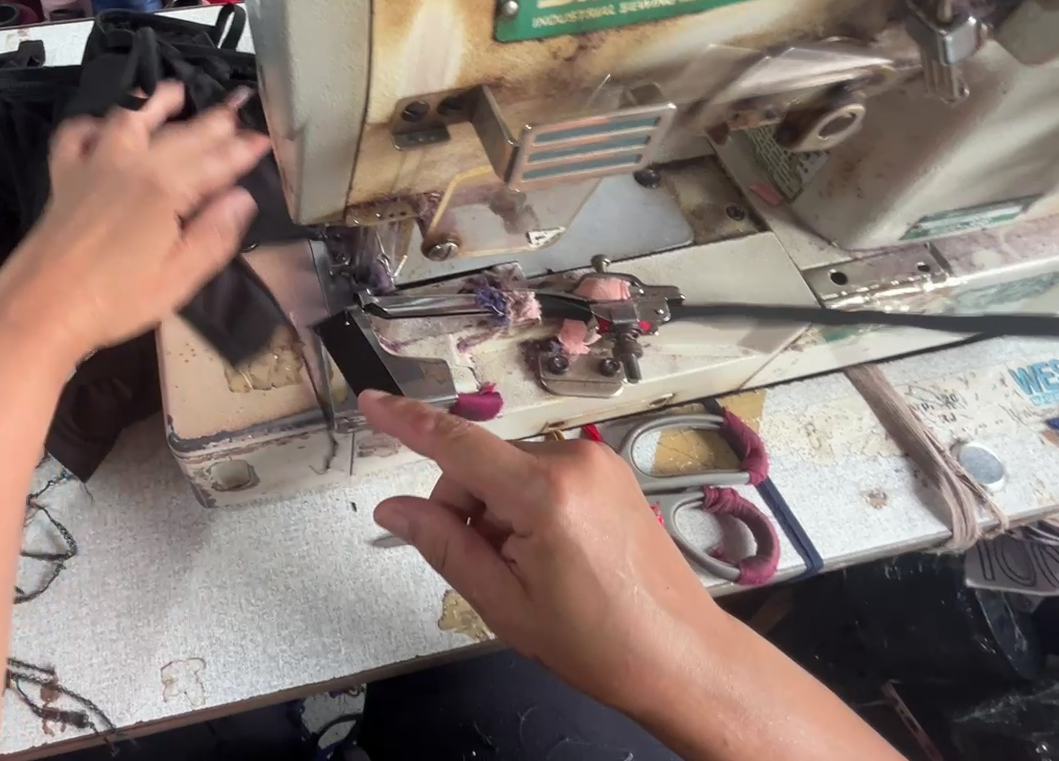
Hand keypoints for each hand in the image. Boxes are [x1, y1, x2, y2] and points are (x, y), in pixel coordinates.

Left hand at [0, 80, 271, 357]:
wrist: (40, 309)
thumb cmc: (116, 301)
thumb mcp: (179, 277)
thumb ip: (214, 234)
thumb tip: (242, 198)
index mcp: (165, 189)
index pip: (215, 162)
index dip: (242, 150)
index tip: (264, 138)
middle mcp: (131, 165)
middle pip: (180, 135)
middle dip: (214, 121)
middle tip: (238, 106)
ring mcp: (93, 166)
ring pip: (129, 120)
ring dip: (155, 102)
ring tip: (176, 91)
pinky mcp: (64, 177)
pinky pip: (76, 135)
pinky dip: (93, 124)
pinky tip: (105, 124)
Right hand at [359, 390, 726, 717]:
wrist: (687, 658)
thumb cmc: (598, 644)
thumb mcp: (505, 604)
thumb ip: (443, 545)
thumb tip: (392, 509)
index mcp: (544, 493)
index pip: (456, 444)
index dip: (406, 421)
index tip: (370, 400)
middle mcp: (571, 459)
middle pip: (478, 464)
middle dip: (464, 508)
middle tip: (488, 567)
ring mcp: (594, 459)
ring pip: (506, 468)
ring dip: (496, 507)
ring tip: (527, 565)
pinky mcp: (606, 468)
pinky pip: (538, 470)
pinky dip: (523, 501)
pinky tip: (549, 547)